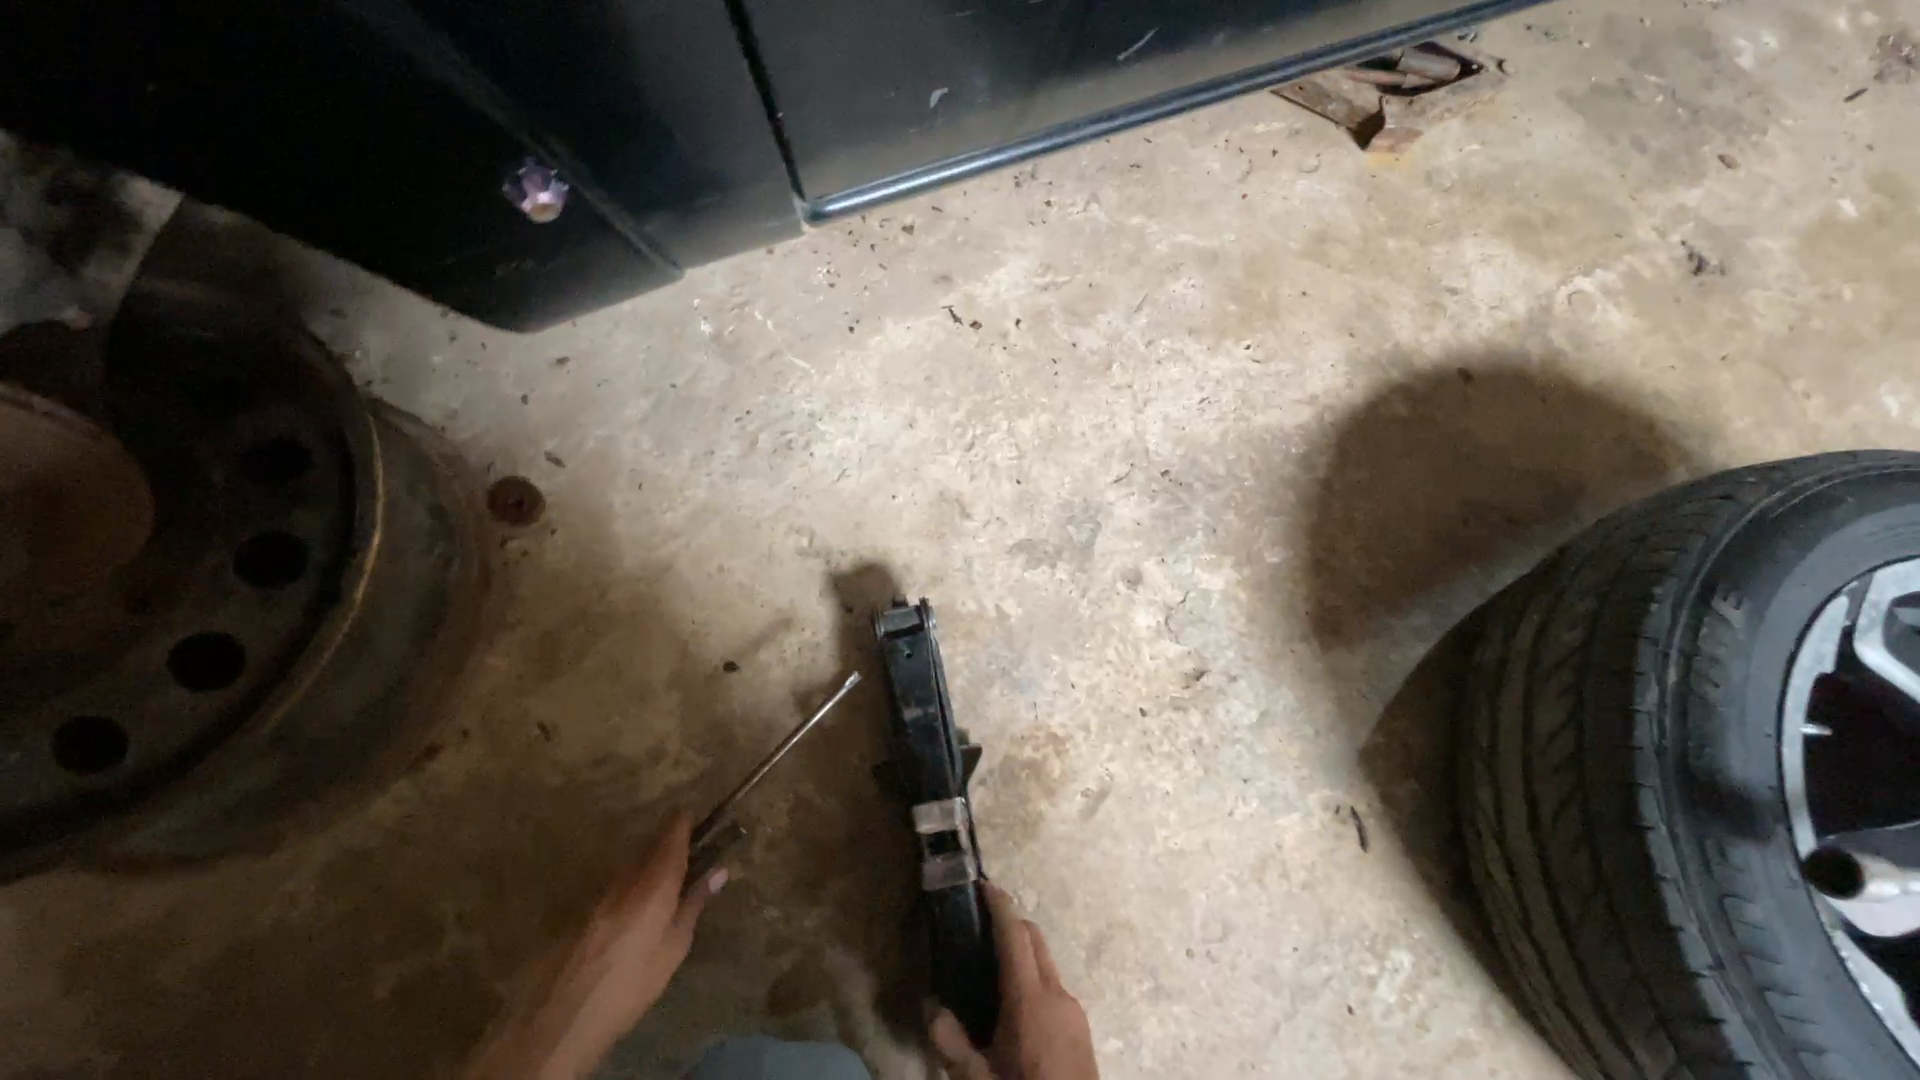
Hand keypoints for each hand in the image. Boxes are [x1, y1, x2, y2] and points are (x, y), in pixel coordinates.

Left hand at [466, 814, 727, 1079]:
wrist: (556, 1019)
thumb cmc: (629, 986)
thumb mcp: (673, 950)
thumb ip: (693, 905)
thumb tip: (718, 871)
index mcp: (654, 883)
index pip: (672, 835)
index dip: (684, 822)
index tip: (695, 815)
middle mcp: (623, 877)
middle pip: (648, 847)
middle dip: (666, 846)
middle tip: (684, 857)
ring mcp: (595, 892)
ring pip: (627, 867)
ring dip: (644, 868)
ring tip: (657, 890)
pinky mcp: (575, 910)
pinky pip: (609, 887)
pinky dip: (624, 889)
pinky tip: (626, 915)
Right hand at [928, 883, 1097, 1079]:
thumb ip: (950, 1042)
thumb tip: (931, 1006)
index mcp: (1030, 999)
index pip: (1015, 935)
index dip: (999, 905)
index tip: (984, 885)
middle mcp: (1057, 995)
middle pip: (1035, 940)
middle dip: (1010, 923)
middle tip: (978, 924)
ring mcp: (1074, 1011)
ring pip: (1046, 964)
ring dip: (1022, 953)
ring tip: (989, 970)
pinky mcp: (1081, 1029)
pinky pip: (1054, 988)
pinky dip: (1033, 979)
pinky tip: (1012, 1008)